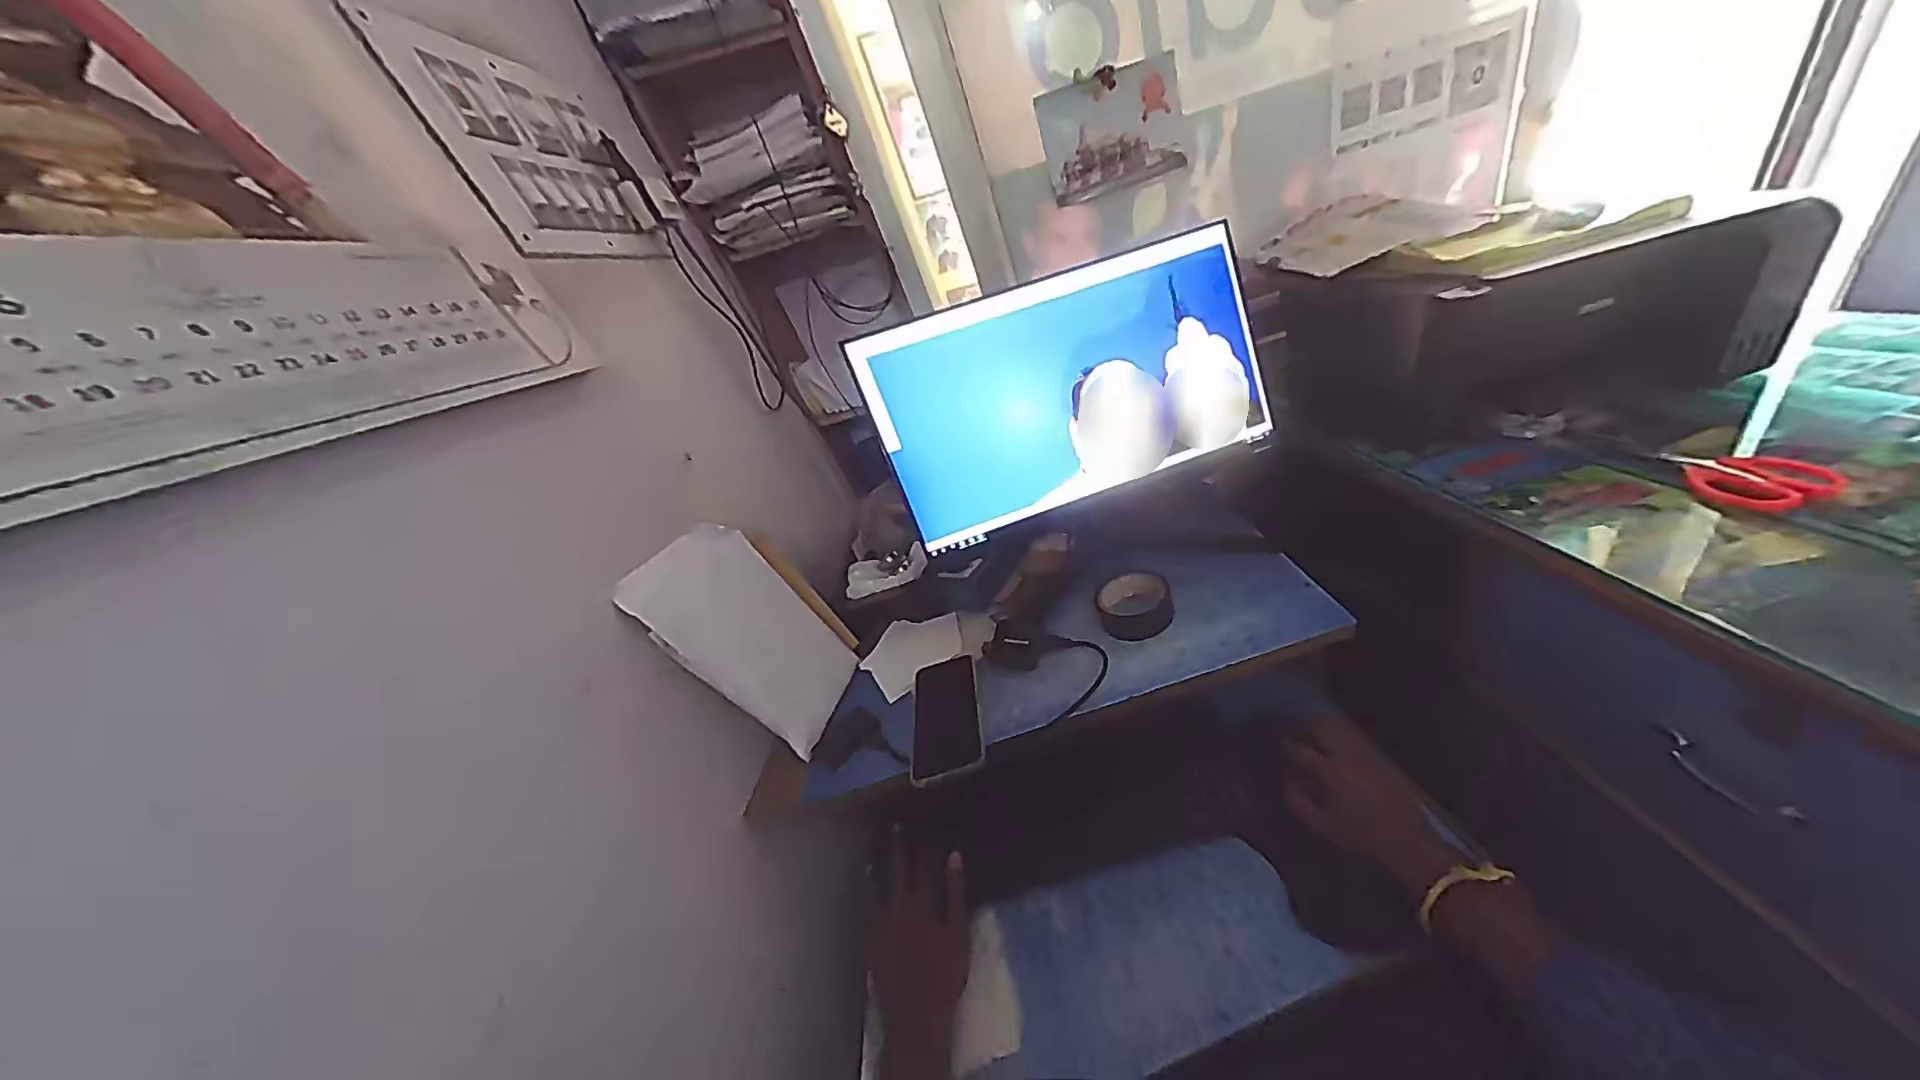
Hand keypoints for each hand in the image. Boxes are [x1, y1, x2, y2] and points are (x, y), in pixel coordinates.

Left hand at [868, 831, 968, 1078]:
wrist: (916, 1013)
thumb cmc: (944, 973)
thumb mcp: (958, 932)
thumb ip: (956, 892)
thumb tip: (955, 856)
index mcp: (924, 902)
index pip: (925, 864)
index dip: (926, 844)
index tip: (926, 825)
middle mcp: (899, 904)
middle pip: (899, 868)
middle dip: (900, 845)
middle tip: (898, 825)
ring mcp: (881, 920)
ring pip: (879, 881)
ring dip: (881, 861)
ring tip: (881, 841)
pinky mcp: (870, 935)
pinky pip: (866, 903)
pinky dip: (868, 887)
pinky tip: (868, 876)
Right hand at [1280, 711, 1457, 894]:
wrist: (1408, 844)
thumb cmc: (1360, 836)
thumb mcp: (1323, 825)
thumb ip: (1300, 803)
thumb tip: (1291, 784)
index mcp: (1330, 772)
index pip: (1302, 751)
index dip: (1289, 746)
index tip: (1283, 744)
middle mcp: (1348, 758)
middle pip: (1325, 729)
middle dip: (1309, 725)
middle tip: (1298, 725)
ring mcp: (1369, 758)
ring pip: (1344, 731)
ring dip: (1329, 726)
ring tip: (1318, 727)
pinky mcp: (1384, 763)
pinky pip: (1360, 741)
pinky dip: (1347, 735)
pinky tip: (1343, 741)